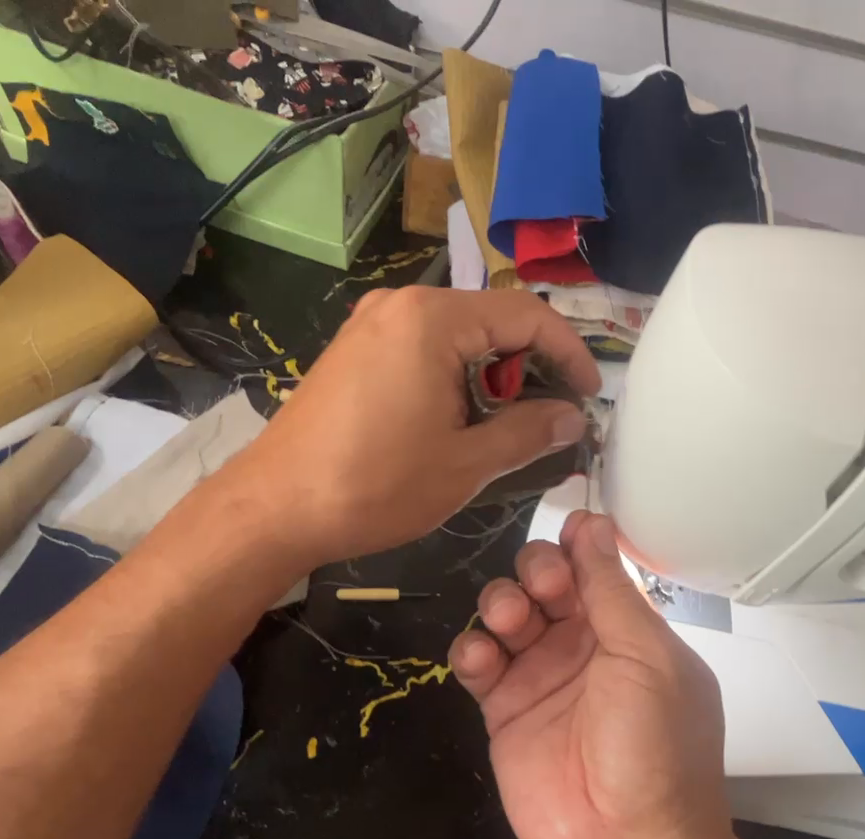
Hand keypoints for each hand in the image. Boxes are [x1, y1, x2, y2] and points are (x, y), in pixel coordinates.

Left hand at [227, 287, 597, 566]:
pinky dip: (453, 378)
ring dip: (491, 377)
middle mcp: (401, 305)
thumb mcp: (465, 464)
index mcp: (433, 319)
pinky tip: (456, 423)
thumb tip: (573, 417)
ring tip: (503, 430)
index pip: (527, 315)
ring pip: (457, 337)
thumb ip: (528, 433)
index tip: (589, 395)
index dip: (569, 353)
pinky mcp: (354, 351)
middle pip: (491, 320)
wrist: (274, 508)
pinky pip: (422, 349)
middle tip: (548, 420)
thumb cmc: (375, 486)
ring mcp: (371, 325)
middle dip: (528, 368)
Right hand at [449, 510, 733, 838]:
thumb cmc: (654, 745)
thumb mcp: (647, 658)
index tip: (566, 530)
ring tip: (510, 623)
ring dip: (501, 604)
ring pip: (505, 614)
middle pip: (543, 582)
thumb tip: (594, 523)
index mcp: (627, 630)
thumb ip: (611, 590)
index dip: (577, 544)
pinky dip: (472, 650)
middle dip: (536, 571)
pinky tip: (482, 659)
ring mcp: (539, 677)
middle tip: (543, 588)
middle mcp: (582, 646)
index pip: (593, 569)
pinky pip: (477, 662)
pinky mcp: (502, 710)